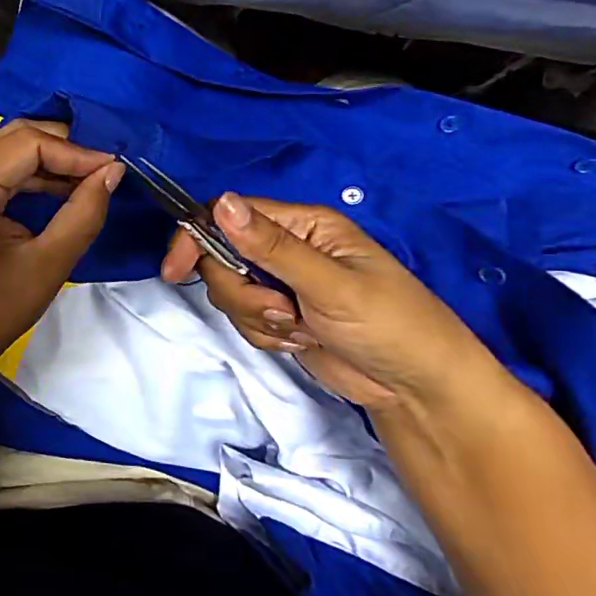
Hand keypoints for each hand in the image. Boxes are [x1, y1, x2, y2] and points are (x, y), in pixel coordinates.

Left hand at [0, 120, 123, 378]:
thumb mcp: (49, 264)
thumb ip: (84, 212)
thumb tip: (112, 170)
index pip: (26, 146)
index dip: (74, 152)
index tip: (114, 167)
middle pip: (14, 137)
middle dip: (64, 147)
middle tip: (105, 167)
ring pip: (7, 146)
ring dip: (50, 157)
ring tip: (91, 176)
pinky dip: (33, 171)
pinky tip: (64, 184)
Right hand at [162, 194, 505, 410]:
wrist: (419, 391)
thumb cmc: (391, 325)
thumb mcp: (331, 285)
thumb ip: (272, 248)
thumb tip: (223, 203)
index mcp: (304, 225)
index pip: (230, 216)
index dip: (198, 238)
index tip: (176, 270)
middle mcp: (287, 248)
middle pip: (221, 256)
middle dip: (241, 291)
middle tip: (280, 311)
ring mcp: (281, 282)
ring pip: (229, 291)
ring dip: (256, 316)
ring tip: (301, 330)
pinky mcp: (279, 314)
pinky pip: (243, 317)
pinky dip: (264, 333)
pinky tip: (302, 341)